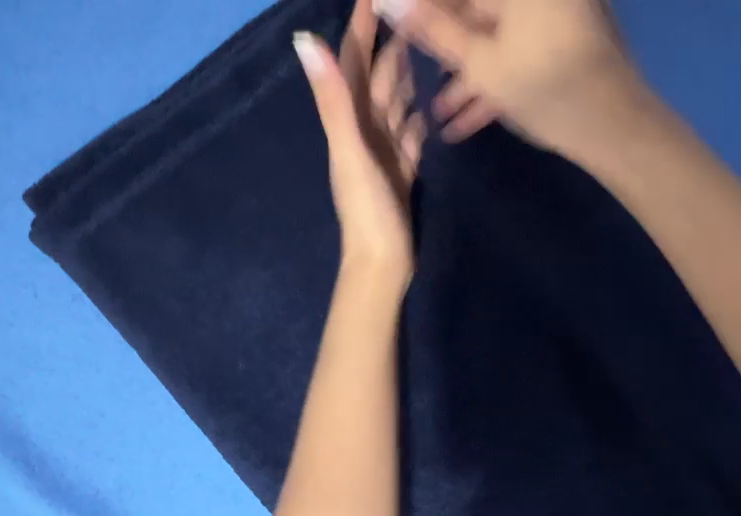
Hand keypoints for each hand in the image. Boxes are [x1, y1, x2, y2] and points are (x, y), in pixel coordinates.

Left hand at [296, 0, 426, 277]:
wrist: (382, 266)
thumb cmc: (367, 213)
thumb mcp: (351, 153)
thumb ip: (333, 100)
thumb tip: (305, 39)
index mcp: (348, 124)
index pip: (353, 66)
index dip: (360, 31)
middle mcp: (364, 133)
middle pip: (378, 82)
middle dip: (391, 49)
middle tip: (415, 20)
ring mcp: (383, 154)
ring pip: (396, 106)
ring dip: (409, 78)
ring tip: (430, 50)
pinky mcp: (402, 173)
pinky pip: (411, 135)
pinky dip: (419, 117)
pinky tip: (434, 102)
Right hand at [376, 0, 651, 156]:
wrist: (616, 127)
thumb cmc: (546, 90)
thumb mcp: (483, 65)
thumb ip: (435, 30)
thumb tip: (389, 0)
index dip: (421, 9)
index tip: (392, 21)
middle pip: (474, 11)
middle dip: (442, 44)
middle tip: (410, 67)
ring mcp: (550, 18)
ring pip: (493, 39)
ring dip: (464, 75)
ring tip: (437, 112)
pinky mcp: (560, 47)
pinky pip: (516, 56)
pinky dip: (492, 84)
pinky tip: (462, 123)